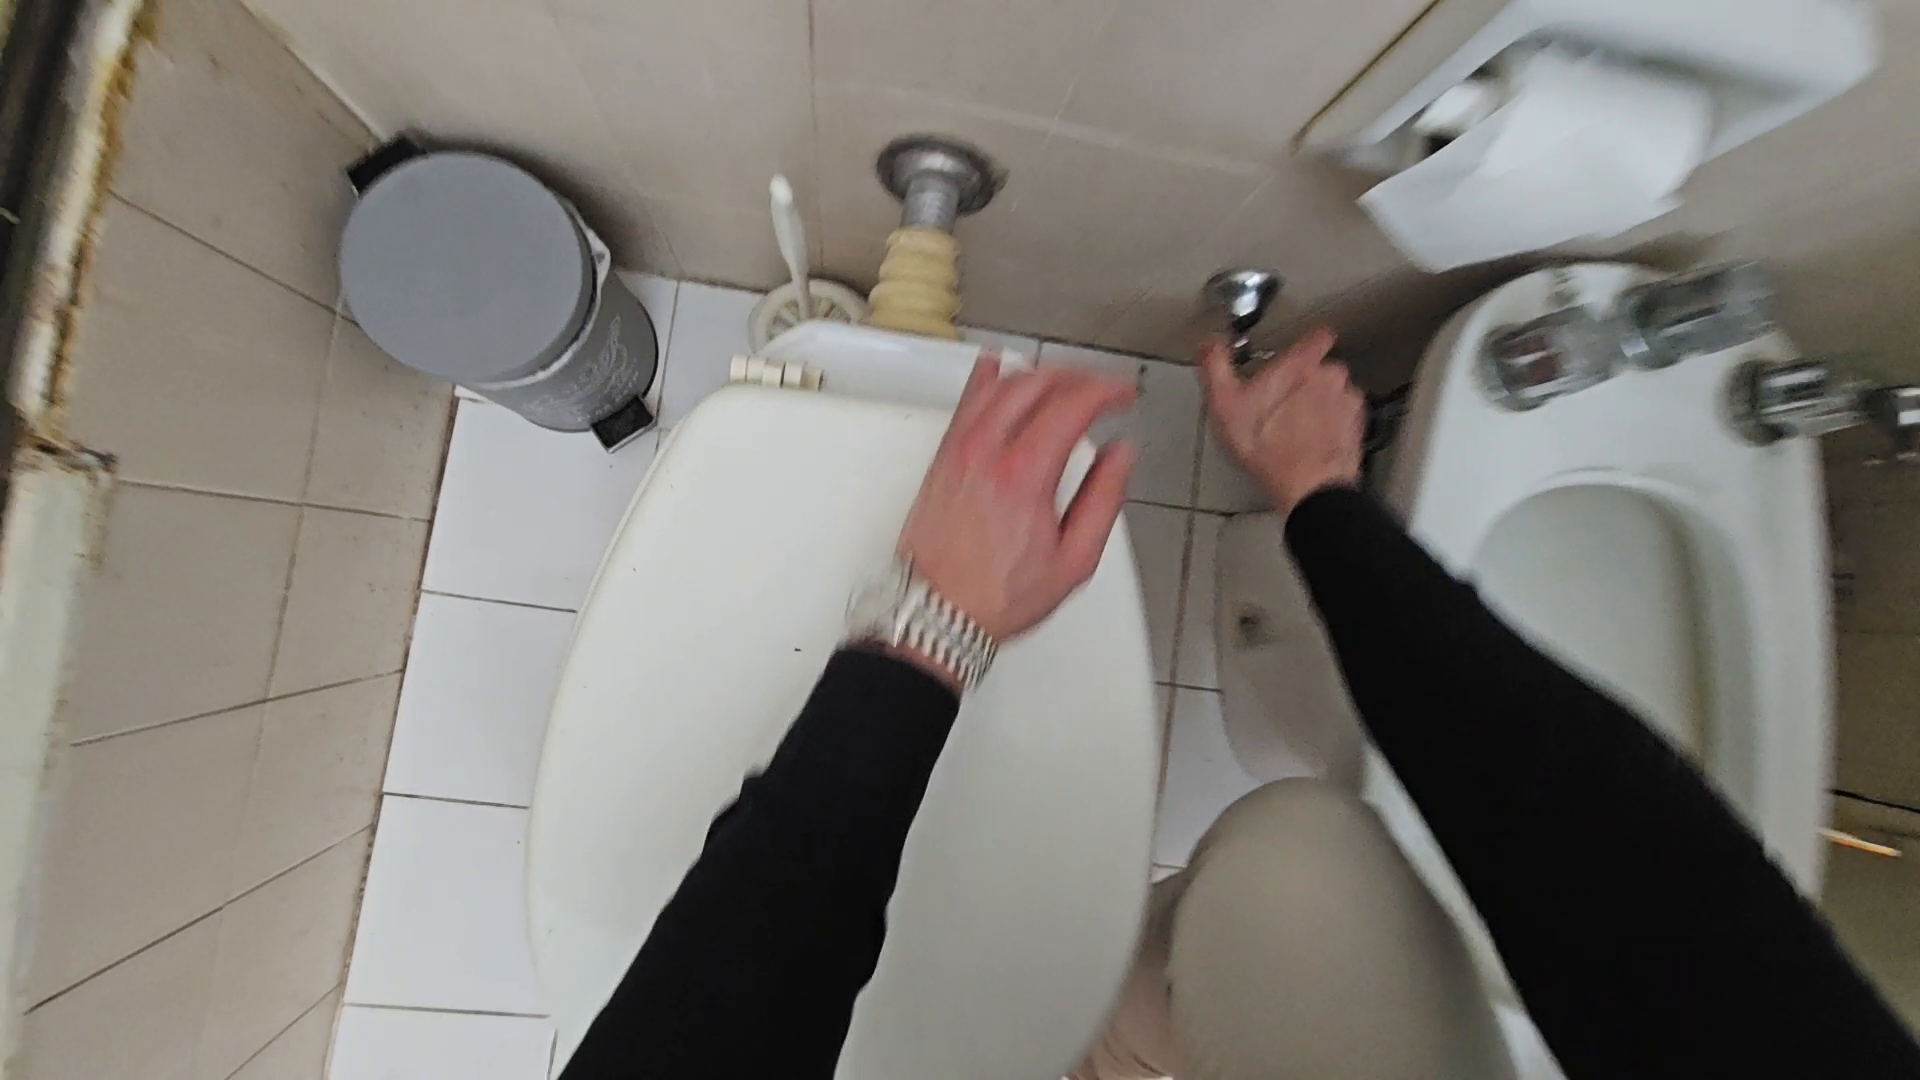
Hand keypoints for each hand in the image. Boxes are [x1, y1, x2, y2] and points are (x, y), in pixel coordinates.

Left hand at [896, 354, 1136, 642]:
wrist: (936, 613)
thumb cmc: (997, 596)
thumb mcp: (1073, 561)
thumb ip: (1103, 499)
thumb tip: (1120, 455)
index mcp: (1024, 475)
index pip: (1072, 404)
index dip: (1105, 389)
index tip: (1122, 393)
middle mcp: (986, 453)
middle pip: (1037, 383)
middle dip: (1076, 376)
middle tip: (1099, 389)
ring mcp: (958, 451)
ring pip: (1000, 385)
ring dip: (1038, 373)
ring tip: (1063, 381)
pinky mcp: (941, 459)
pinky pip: (965, 402)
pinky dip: (987, 378)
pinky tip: (997, 368)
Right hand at [1200, 329, 1364, 517]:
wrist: (1306, 487)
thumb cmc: (1267, 447)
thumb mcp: (1224, 405)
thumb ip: (1216, 367)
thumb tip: (1209, 344)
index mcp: (1301, 365)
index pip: (1316, 336)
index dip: (1305, 343)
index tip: (1295, 352)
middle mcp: (1331, 379)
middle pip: (1322, 369)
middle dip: (1304, 381)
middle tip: (1279, 402)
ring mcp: (1347, 405)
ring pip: (1333, 396)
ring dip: (1318, 406)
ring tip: (1291, 428)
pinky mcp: (1356, 431)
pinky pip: (1341, 421)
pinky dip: (1328, 429)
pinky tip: (1306, 444)